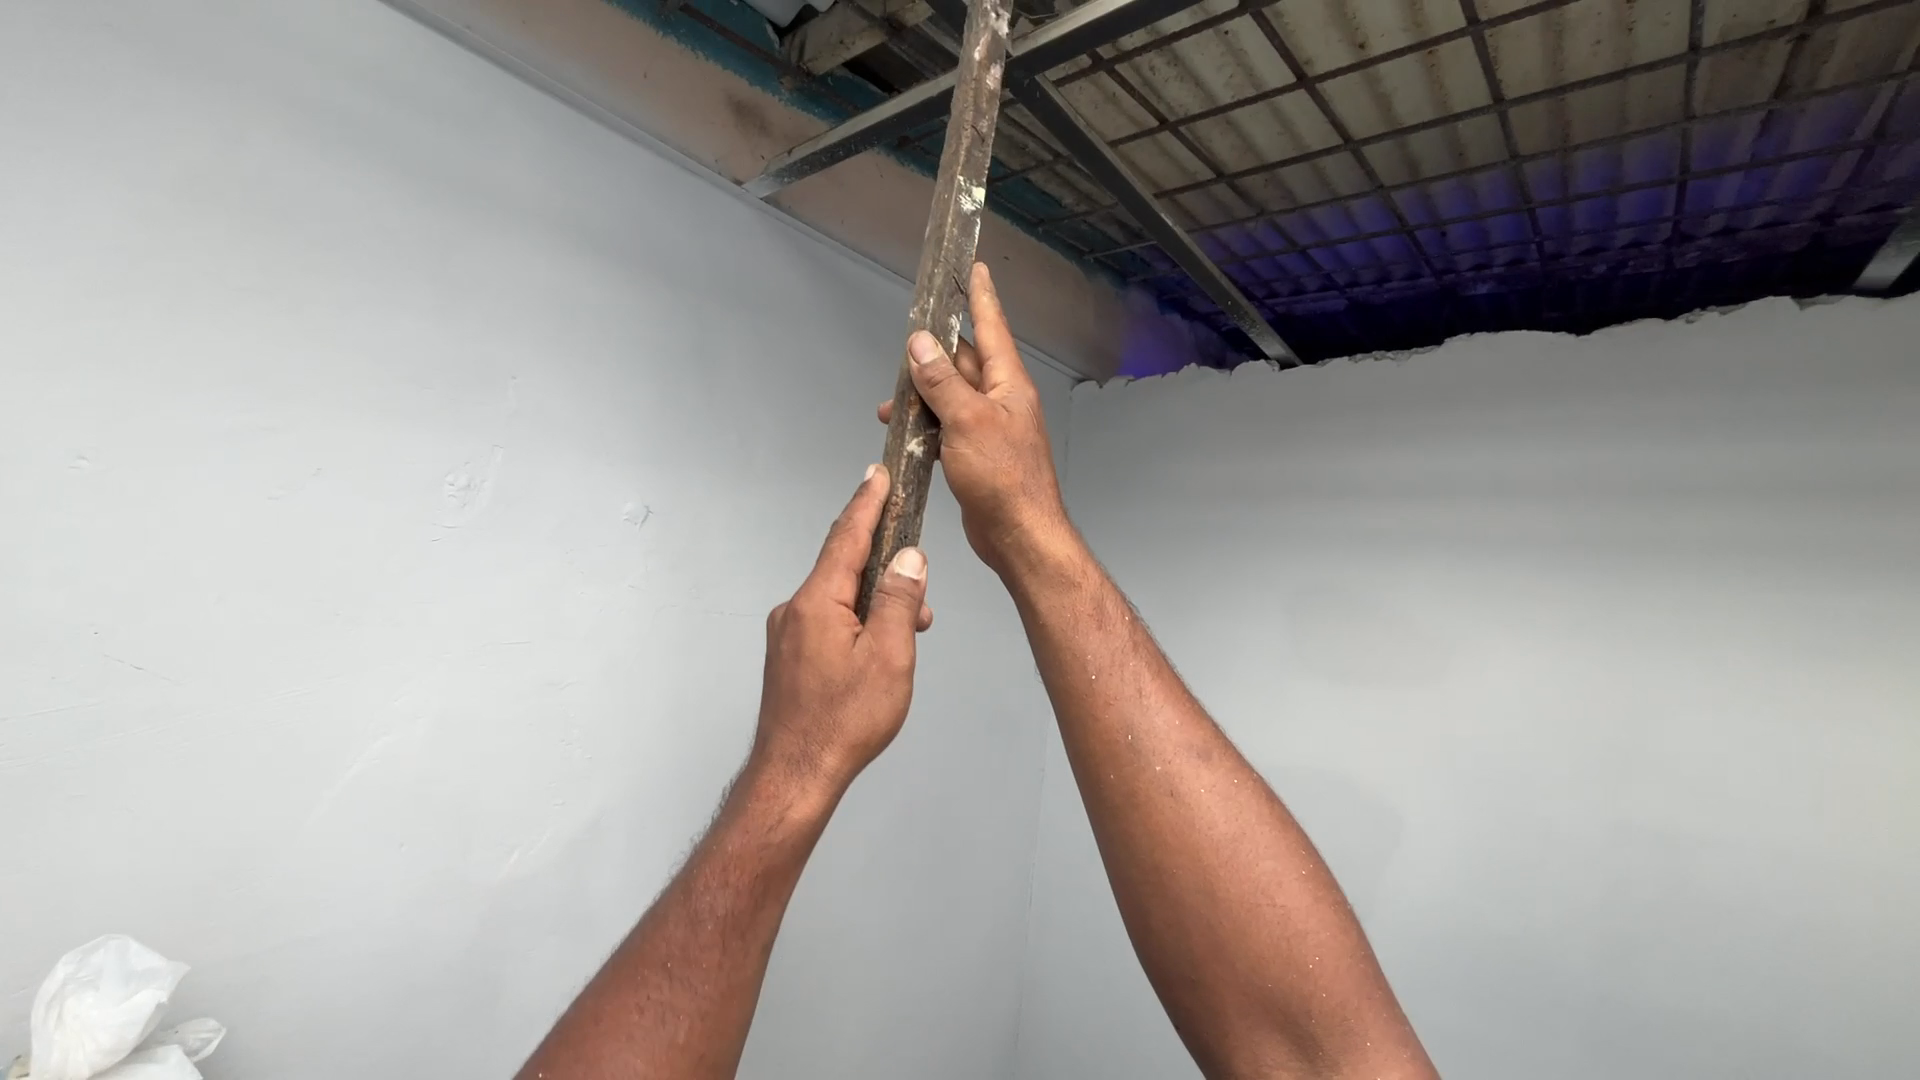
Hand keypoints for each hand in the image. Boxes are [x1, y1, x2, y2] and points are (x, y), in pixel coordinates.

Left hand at [752, 465, 933, 795]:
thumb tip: (908, 557)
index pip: (847, 537)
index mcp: (817, 602)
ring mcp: (787, 635)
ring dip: (875, 606)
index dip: (867, 502)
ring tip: (907, 636)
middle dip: (885, 569)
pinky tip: (878, 651)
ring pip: (839, 600)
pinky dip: (857, 624)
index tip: (879, 473)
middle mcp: (795, 610)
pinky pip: (827, 622)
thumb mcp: (890, 656)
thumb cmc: (844, 721)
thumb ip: (899, 600)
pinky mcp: (788, 657)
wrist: (795, 775)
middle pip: (844, 569)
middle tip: (919, 593)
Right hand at [878, 262, 1070, 575]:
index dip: (979, 296)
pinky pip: (947, 428)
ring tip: (890, 403)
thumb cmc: (1003, 478)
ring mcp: (989, 428)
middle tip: (904, 344)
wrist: (1018, 534)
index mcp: (1008, 384)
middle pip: (964, 363)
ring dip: (923, 396)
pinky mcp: (976, 454)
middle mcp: (1001, 400)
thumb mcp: (967, 420)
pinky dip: (925, 427)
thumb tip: (920, 342)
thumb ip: (942, 381)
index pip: (991, 327)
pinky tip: (903, 433)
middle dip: (933, 354)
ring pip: (951, 397)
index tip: (973, 266)